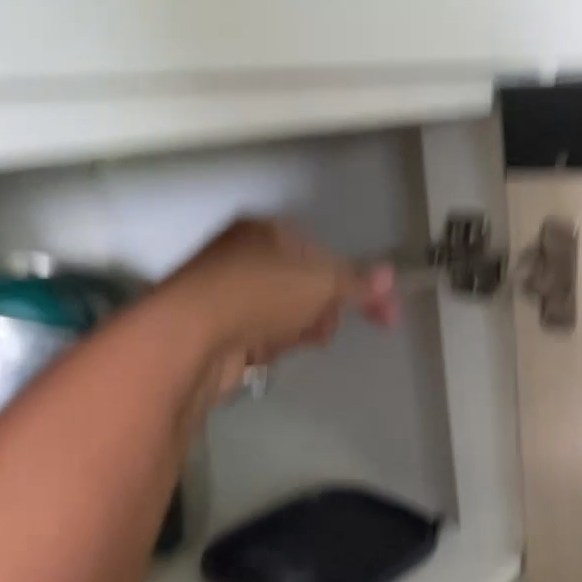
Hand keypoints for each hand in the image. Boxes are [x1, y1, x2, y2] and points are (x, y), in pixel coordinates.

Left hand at [167, 219, 398, 398]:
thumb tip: (389, 276)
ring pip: (287, 314)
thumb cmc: (259, 294)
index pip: (324, 253)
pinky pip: (264, 335)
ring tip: (300, 339)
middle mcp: (245, 255)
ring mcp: (230, 293)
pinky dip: (275, 343)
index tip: (383, 313)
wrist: (192, 337)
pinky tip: (272, 351)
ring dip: (302, 328)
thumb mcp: (321, 282)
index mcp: (266, 230)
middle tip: (329, 325)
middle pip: (306, 285)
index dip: (356, 282)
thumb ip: (357, 283)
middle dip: (326, 309)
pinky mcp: (220, 328)